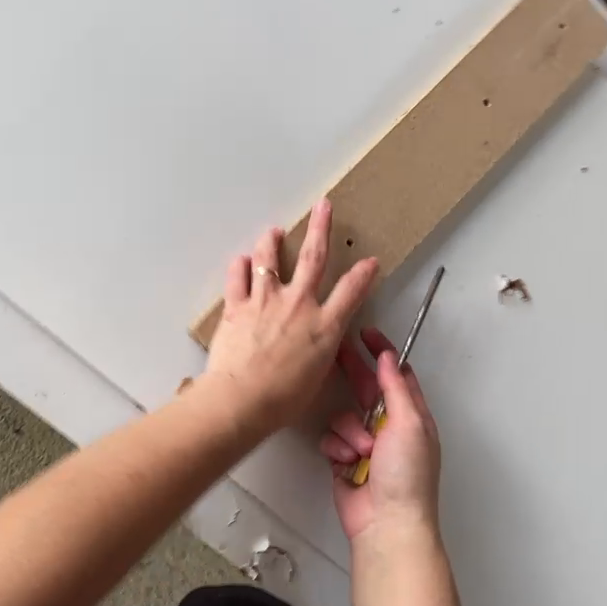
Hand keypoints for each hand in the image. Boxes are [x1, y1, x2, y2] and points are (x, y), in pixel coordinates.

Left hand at [205, 200, 377, 433]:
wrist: (241, 398)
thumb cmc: (282, 399)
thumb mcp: (316, 378)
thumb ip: (319, 354)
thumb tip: (316, 347)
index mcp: (324, 326)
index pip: (352, 291)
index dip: (364, 274)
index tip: (370, 262)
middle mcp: (298, 305)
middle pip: (314, 257)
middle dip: (320, 227)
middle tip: (323, 205)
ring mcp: (265, 301)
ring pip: (269, 260)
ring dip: (272, 242)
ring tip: (273, 231)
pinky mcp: (236, 306)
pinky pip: (238, 278)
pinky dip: (240, 267)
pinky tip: (241, 260)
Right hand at [320, 327, 441, 540]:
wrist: (386, 522)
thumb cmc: (407, 478)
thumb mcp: (409, 424)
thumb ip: (396, 388)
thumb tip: (390, 358)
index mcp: (411, 416)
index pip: (396, 374)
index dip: (381, 352)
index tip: (365, 333)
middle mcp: (388, 426)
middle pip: (365, 388)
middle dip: (352, 374)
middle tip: (333, 353)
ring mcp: (366, 444)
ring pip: (343, 416)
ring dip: (348, 432)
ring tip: (361, 453)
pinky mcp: (344, 459)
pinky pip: (330, 439)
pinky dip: (336, 449)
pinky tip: (346, 464)